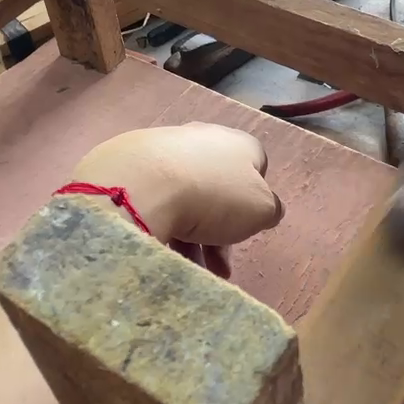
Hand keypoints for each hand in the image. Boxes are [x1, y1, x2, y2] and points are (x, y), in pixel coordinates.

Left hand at [68, 124, 282, 263]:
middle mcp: (204, 136)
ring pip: (186, 195)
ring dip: (191, 232)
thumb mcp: (261, 210)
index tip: (244, 228)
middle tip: (217, 266)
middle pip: (218, 186)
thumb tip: (266, 208)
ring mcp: (166, 145)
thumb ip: (270, 209)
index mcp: (240, 143)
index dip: (252, 200)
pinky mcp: (133, 159)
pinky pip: (156, 195)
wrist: (144, 184)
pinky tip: (159, 244)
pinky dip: (162, 219)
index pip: (256, 168)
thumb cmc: (214, 196)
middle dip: (219, 228)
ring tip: (186, 267)